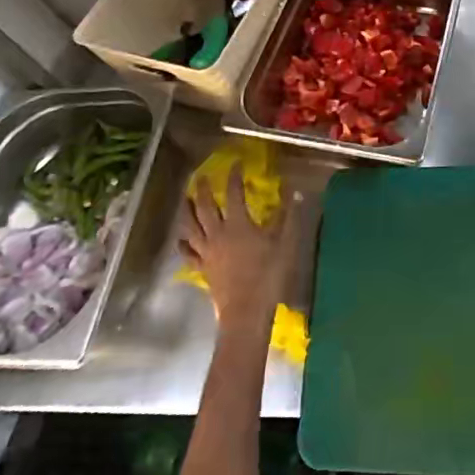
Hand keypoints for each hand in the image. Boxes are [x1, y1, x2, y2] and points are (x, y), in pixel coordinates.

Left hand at [180, 164, 296, 330]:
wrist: (246, 311)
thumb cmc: (268, 275)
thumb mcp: (285, 243)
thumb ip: (287, 216)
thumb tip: (293, 191)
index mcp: (238, 224)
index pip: (234, 193)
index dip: (234, 176)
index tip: (235, 164)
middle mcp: (218, 234)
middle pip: (205, 206)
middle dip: (203, 189)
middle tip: (201, 177)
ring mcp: (207, 252)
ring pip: (190, 226)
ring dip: (187, 211)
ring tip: (185, 199)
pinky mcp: (202, 268)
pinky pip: (188, 253)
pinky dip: (183, 244)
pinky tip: (181, 239)